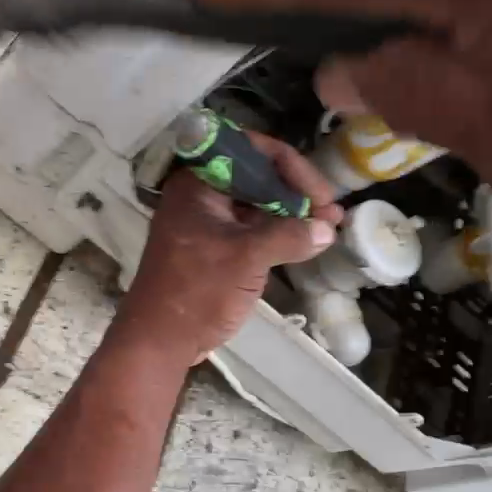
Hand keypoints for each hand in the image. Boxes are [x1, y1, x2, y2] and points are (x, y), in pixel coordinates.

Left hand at [113, 133, 341, 367]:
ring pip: (255, 204)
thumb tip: (326, 228)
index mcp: (198, 183)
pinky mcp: (213, 248)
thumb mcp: (247, 258)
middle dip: (296, 191)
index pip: (252, 151)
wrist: (159, 340)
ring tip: (329, 226)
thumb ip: (289, 236)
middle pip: (256, 176)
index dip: (291, 168)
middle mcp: (200, 194)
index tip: (320, 195)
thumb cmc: (197, 291)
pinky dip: (277, 232)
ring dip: (291, 213)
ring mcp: (205, 222)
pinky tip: (307, 241)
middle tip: (332, 212)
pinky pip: (250, 229)